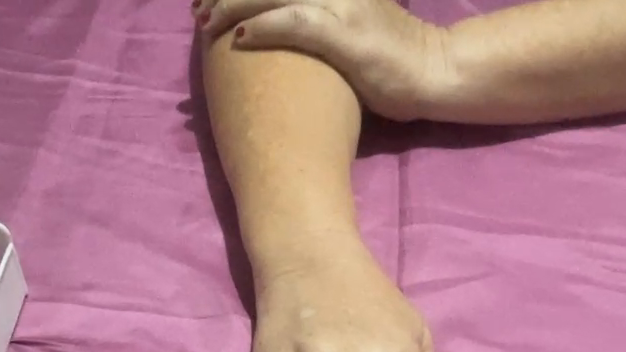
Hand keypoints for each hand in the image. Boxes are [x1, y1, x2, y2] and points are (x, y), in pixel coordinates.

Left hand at [196, 0, 454, 121]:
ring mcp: (338, 3)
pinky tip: (236, 39)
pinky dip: (261, 29)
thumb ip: (314, 16)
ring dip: (232, 6)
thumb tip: (276, 21)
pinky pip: (292, 23)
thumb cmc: (387, 56)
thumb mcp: (349, 21)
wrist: (429, 71)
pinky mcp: (343, 33)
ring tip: (204, 22)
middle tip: (195, 9)